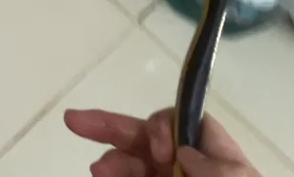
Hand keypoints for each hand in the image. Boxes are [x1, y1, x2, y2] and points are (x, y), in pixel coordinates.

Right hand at [64, 108, 261, 176]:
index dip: (164, 124)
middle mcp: (193, 175)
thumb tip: (183, 152)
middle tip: (74, 122)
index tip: (157, 147)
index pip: (189, 124)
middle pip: (148, 140)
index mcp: (220, 165)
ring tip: (98, 173)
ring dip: (112, 163)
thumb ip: (218, 169)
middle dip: (111, 128)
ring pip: (135, 168)